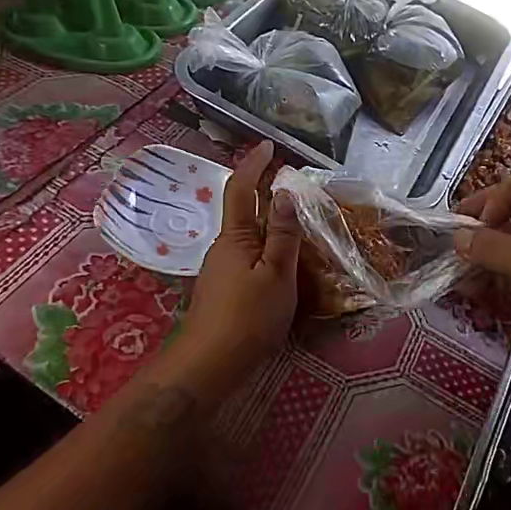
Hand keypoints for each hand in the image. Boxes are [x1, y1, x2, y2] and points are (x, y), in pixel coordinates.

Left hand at [154, 140, 300, 406]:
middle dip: (265, 197)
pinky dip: (266, 253)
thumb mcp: (276, 274)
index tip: (267, 145)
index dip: (253, 165)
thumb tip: (283, 191)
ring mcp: (220, 271)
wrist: (211, 364)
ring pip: (248, 239)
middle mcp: (223, 248)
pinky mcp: (223, 291)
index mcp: (234, 237)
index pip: (242, 189)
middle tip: (297, 192)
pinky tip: (284, 268)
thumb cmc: (248, 317)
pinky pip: (248, 260)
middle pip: (244, 213)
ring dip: (269, 229)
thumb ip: (282, 235)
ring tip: (299, 231)